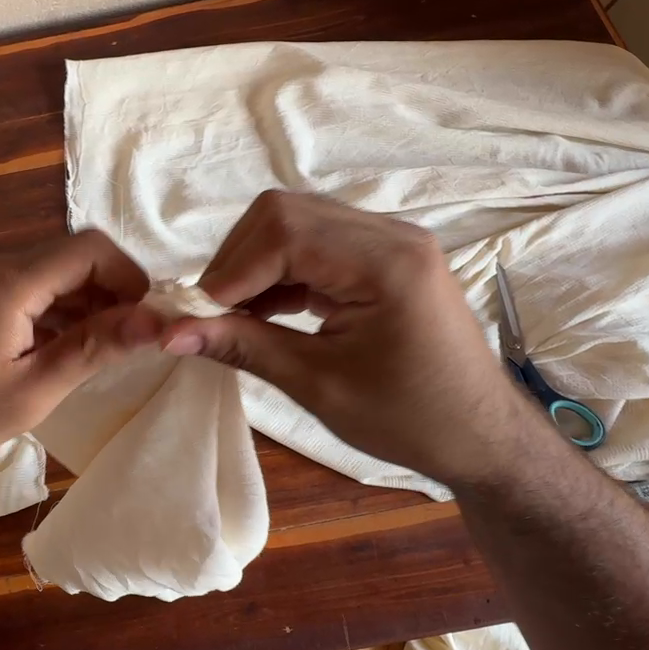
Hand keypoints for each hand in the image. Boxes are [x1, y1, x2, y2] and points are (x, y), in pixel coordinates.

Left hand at [0, 231, 159, 477]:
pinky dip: (55, 310)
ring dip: (84, 302)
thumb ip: (93, 349)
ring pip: (51, 272)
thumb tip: (155, 322)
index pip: (91, 248)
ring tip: (102, 351)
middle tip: (129, 340)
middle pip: (72, 257)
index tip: (146, 321)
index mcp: (8, 283)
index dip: (130, 277)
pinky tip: (63, 348)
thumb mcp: (32, 390)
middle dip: (111, 291)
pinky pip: (27, 288)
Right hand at [162, 191, 543, 486]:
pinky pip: (311, 243)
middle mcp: (390, 234)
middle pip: (283, 213)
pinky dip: (275, 272)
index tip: (197, 319)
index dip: (229, 271)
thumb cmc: (407, 418)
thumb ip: (241, 346)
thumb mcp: (316, 384)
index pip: (283, 231)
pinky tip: (261, 310)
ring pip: (292, 222)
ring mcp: (387, 241)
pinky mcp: (380, 256)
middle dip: (235, 261)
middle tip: (211, 316)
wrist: (480, 436)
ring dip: (251, 265)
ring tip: (232, 317)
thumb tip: (168, 333)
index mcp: (386, 262)